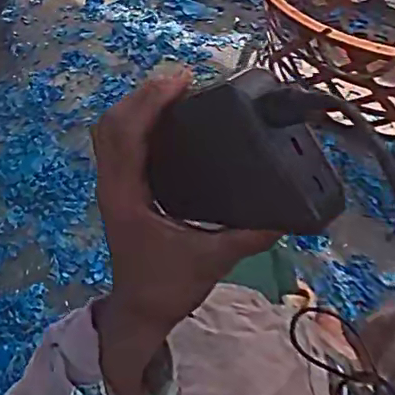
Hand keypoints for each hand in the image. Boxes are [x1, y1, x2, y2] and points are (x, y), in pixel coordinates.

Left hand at [91, 69, 279, 394]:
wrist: (139, 312)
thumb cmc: (166, 288)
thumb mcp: (210, 261)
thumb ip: (246, 237)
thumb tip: (284, 216)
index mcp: (126, 196)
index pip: (126, 134)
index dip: (150, 102)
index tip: (182, 82)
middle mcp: (113, 184)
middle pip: (112, 122)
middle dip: (143, 95)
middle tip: (183, 82)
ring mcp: (113, 185)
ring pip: (111, 130)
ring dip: (138, 105)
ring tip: (175, 92)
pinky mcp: (121, 189)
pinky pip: (120, 142)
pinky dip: (139, 121)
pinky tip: (167, 120)